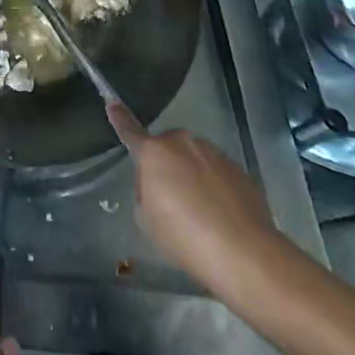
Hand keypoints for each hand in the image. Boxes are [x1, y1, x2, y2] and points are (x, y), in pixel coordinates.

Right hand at [108, 103, 290, 292]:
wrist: (242, 251)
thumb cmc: (183, 235)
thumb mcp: (146, 218)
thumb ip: (146, 189)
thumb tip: (159, 181)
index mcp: (154, 153)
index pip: (130, 131)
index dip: (119, 119)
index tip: (112, 104)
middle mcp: (184, 143)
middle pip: (166, 147)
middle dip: (165, 164)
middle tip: (169, 198)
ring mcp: (214, 153)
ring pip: (193, 157)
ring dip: (191, 174)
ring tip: (199, 212)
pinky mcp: (238, 168)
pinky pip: (216, 171)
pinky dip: (213, 185)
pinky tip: (220, 214)